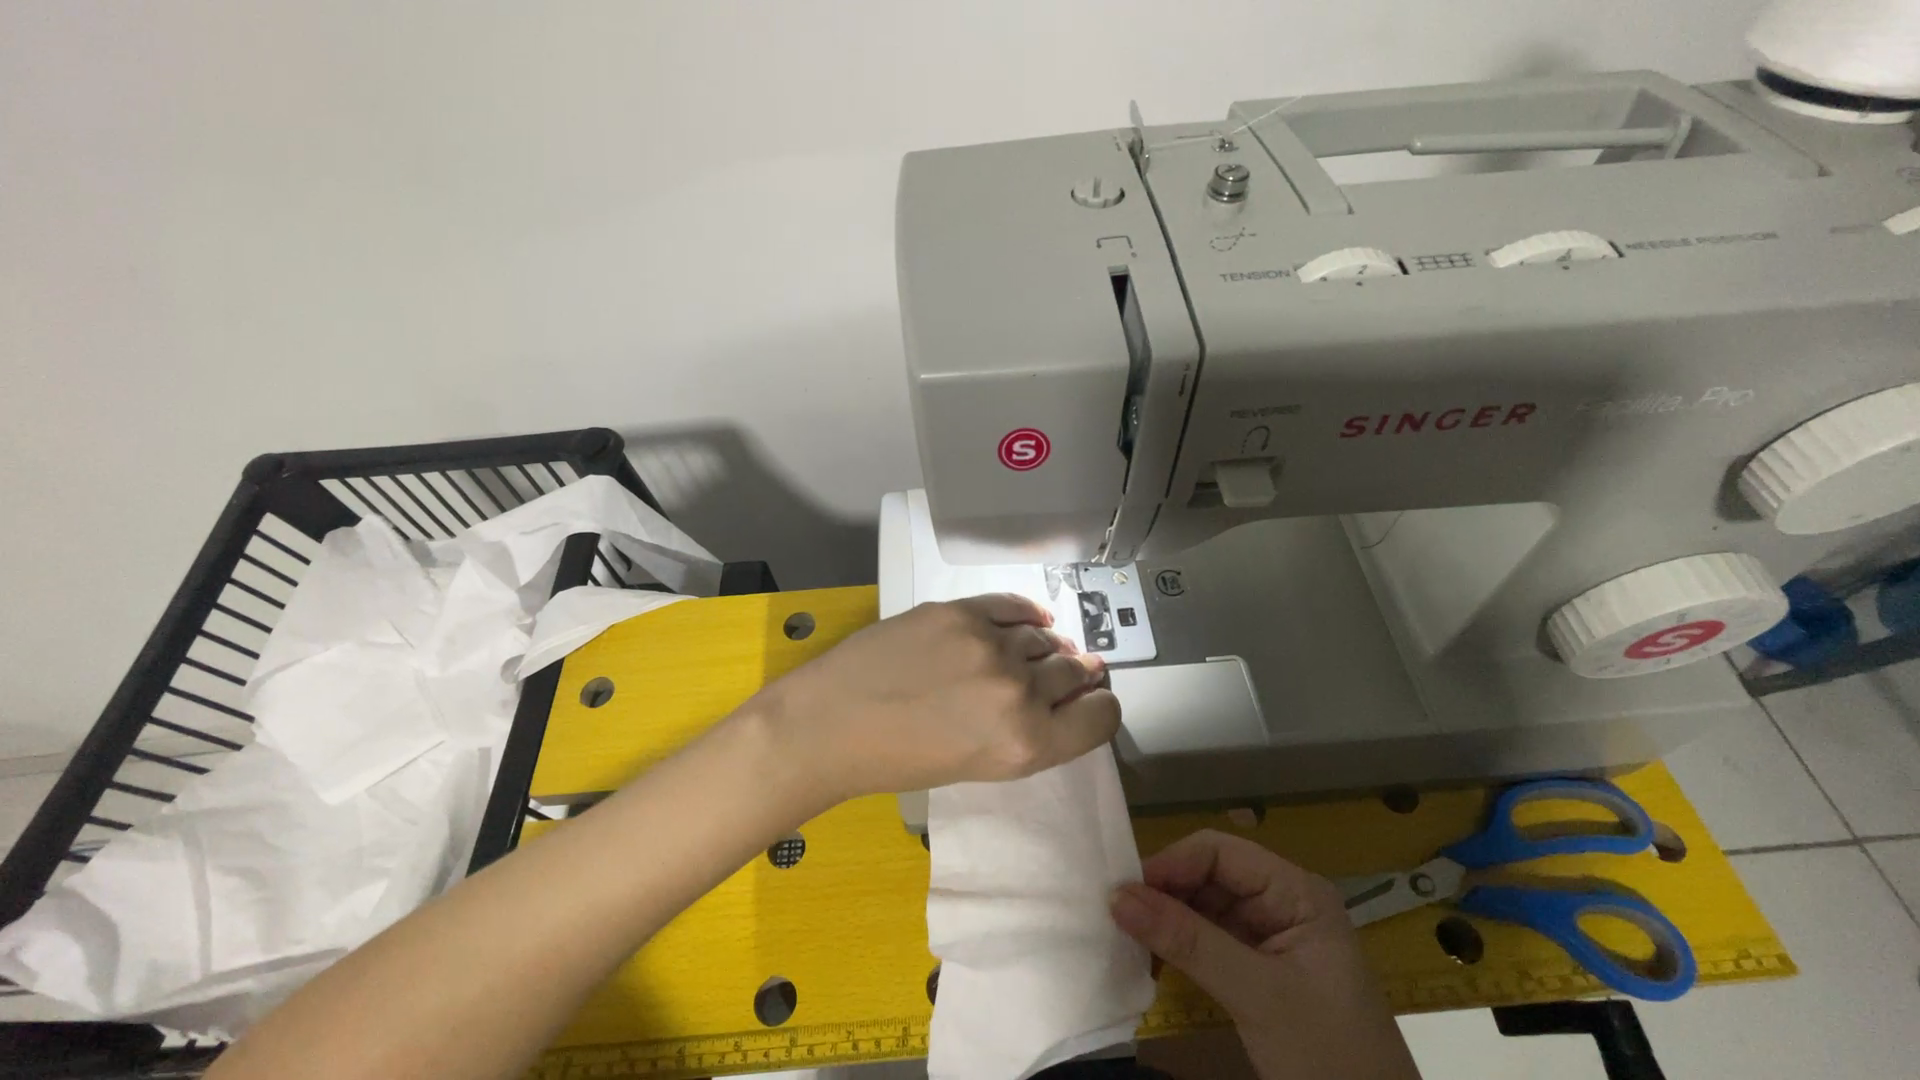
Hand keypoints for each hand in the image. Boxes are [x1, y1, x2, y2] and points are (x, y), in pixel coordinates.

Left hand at [751, 593, 1118, 800]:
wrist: (832, 724)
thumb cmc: (899, 761)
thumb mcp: (979, 766)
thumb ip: (1027, 733)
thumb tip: (1059, 696)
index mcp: (1027, 745)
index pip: (1101, 718)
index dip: (1100, 708)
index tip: (1090, 702)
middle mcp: (1019, 693)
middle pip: (1074, 672)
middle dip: (1077, 674)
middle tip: (1070, 672)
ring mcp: (989, 645)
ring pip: (1045, 637)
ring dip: (1050, 646)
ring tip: (1039, 652)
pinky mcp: (959, 611)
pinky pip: (1013, 606)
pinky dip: (1028, 613)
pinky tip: (1033, 620)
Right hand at [1111, 830, 1419, 1079]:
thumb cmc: (1327, 1052)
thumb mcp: (1257, 995)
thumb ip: (1189, 942)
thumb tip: (1117, 896)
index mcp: (1297, 892)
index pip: (1221, 853)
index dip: (1172, 864)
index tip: (1124, 892)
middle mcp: (1282, 903)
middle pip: (1208, 876)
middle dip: (1163, 892)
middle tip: (1115, 917)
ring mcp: (1270, 938)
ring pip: (1202, 908)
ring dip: (1165, 921)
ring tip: (1123, 938)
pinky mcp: (1257, 971)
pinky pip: (1206, 942)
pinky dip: (1177, 948)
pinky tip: (1149, 961)